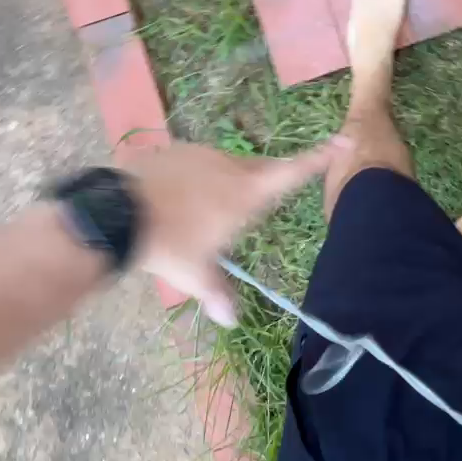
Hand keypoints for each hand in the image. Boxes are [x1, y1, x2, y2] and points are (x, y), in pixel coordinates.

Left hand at [118, 139, 349, 325]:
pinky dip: (196, 178)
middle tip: (238, 216)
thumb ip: (216, 293)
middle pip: (261, 172)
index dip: (321, 157)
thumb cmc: (167, 245)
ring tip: (196, 214)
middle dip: (259, 188)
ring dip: (223, 186)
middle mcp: (234, 167)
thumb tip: (231, 321)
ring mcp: (206, 153)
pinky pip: (200, 162)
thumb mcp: (194, 274)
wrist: (116, 213)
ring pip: (228, 168)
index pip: (293, 173)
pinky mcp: (182, 148)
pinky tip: (174, 199)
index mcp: (247, 193)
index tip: (345, 139)